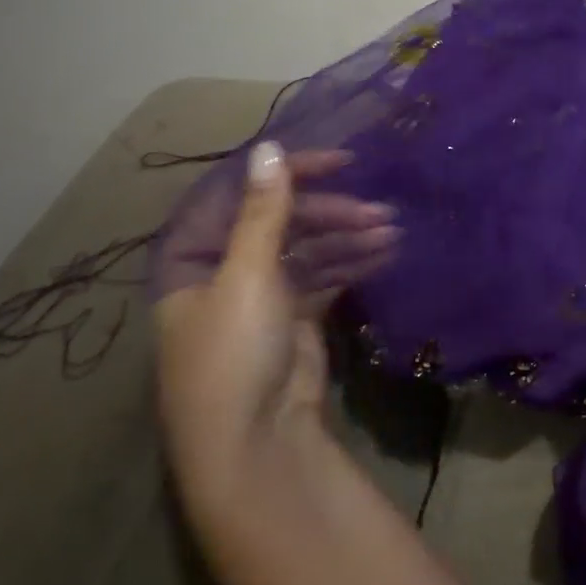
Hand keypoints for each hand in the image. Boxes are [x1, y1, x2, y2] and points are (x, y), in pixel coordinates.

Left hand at [155, 142, 397, 499]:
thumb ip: (263, 211)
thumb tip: (268, 147)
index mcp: (193, 259)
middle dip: (331, 213)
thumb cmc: (234, 352)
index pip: (236, 197)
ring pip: (309, 248)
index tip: (340, 161)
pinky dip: (353, 263)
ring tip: (392, 232)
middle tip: (378, 210)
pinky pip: (326, 275)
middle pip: (280, 222)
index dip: (285, 174)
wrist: (255, 438)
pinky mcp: (294, 316)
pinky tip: (385, 253)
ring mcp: (261, 295)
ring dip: (349, 237)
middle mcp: (223, 272)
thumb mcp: (247, 275)